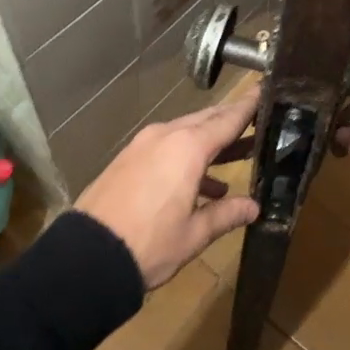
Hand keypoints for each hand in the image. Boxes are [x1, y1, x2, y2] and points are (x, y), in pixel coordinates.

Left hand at [75, 87, 261, 287]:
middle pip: (207, 120)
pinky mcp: (128, 159)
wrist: (83, 260)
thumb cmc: (148, 244)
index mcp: (189, 148)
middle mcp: (167, 136)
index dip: (250, 105)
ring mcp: (143, 145)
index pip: (229, 118)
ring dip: (210, 141)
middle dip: (232, 120)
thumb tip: (253, 207)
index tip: (266, 89)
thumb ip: (226, 214)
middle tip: (257, 120)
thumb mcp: (193, 234)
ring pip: (186, 132)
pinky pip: (166, 146)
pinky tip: (200, 185)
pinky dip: (187, 156)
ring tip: (236, 155)